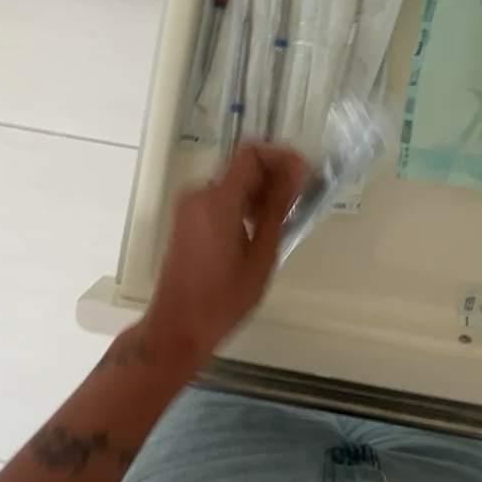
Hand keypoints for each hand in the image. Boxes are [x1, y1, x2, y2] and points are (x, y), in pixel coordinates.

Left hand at [143, 144, 306, 369]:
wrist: (177, 326)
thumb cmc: (222, 299)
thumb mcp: (260, 256)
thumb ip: (277, 211)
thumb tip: (295, 178)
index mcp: (217, 201)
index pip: (251, 154)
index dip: (281, 157)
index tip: (305, 173)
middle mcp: (198, 195)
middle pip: (242, 167)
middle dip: (273, 175)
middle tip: (301, 197)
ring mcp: (188, 207)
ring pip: (232, 183)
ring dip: (259, 191)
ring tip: (286, 216)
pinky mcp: (185, 220)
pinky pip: (219, 199)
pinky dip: (242, 203)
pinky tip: (261, 227)